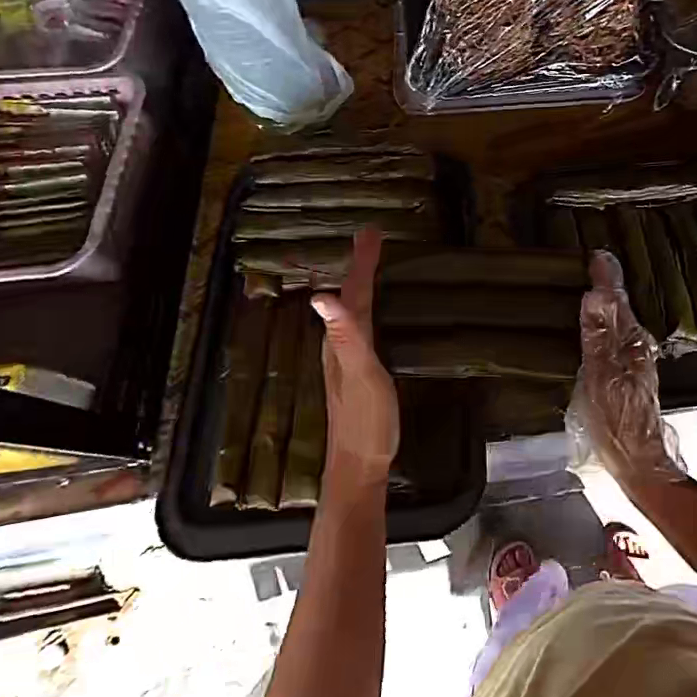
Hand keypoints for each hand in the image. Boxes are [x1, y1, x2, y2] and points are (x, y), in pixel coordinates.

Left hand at [312, 226, 398, 488]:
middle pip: (351, 296)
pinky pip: (362, 328)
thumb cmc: (366, 421)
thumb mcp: (361, 376)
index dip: (362, 262)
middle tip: (371, 239)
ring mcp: (347, 360)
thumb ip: (346, 337)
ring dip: (362, 284)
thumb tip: (322, 296)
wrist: (360, 464)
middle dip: (360, 266)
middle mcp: (340, 345)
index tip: (372, 231)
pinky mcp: (358, 372)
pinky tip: (374, 315)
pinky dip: (368, 309)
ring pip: (354, 311)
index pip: (354, 292)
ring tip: (371, 265)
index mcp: (343, 341)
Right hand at [570, 250, 679, 490]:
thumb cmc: (616, 421)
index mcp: (630, 341)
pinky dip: (604, 327)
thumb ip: (597, 335)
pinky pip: (614, 340)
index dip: (605, 276)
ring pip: (618, 324)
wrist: (638, 462)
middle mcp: (636, 347)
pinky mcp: (628, 378)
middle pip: (619, 308)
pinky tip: (592, 332)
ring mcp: (634, 363)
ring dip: (605, 306)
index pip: (616, 298)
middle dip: (606, 286)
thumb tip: (596, 294)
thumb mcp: (600, 376)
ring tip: (588, 291)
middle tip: (589, 265)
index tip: (597, 254)